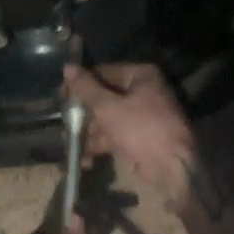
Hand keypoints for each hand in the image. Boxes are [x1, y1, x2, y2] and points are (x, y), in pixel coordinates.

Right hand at [63, 64, 195, 211]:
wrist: (171, 165)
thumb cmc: (142, 128)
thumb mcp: (109, 107)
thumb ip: (87, 89)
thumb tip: (67, 67)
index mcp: (141, 76)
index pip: (103, 72)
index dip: (81, 83)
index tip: (61, 96)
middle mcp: (143, 92)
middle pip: (105, 96)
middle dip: (84, 112)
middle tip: (64, 121)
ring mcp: (141, 116)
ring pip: (108, 118)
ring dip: (89, 131)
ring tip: (70, 142)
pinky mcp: (139, 138)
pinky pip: (115, 136)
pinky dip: (101, 144)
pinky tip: (84, 158)